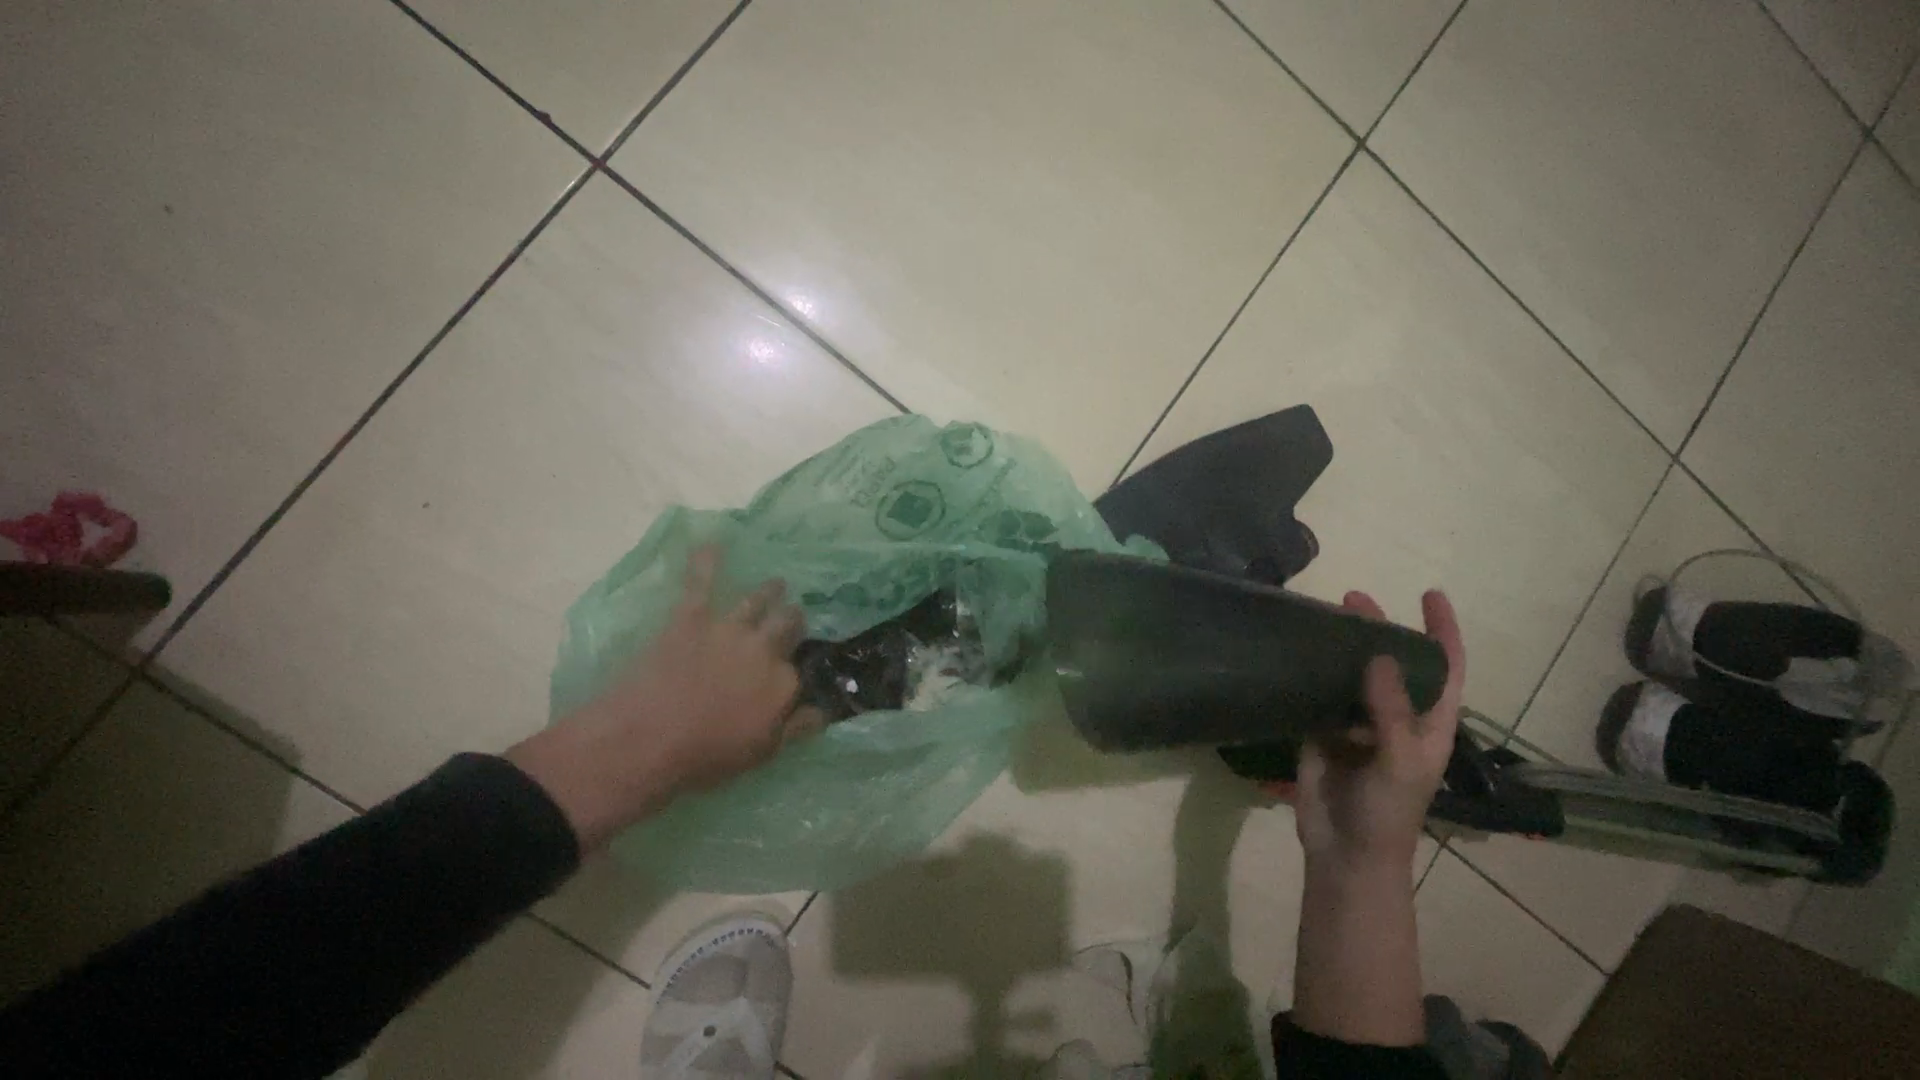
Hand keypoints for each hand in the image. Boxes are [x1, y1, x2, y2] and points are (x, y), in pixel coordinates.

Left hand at [506, 546, 825, 851]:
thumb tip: (823, 712)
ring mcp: (728, 629)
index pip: (797, 671)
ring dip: (769, 590)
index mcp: (783, 684)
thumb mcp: (761, 752)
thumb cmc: (705, 756)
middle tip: (795, 614)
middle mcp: (764, 650)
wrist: (649, 739)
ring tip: (777, 583)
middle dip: (793, 619)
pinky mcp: (691, 618)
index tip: (788, 673)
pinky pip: (701, 582)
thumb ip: (795, 729)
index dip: (791, 673)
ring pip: (757, 601)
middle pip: (787, 625)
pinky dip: (706, 561)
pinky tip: (711, 542)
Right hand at [1293, 589, 1463, 872]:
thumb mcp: (1400, 760)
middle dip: (1379, 628)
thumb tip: (1380, 654)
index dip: (1442, 630)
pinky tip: (1296, 652)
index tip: (1430, 594)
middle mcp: (1395, 717)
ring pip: (1352, 675)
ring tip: (1323, 616)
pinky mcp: (1321, 734)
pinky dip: (1311, 673)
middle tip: (1352, 598)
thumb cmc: (1388, 812)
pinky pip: (1318, 696)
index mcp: (1429, 723)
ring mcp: (1356, 724)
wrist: (1346, 855)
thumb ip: (1390, 709)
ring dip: (1341, 647)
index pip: (1445, 668)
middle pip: (1392, 662)